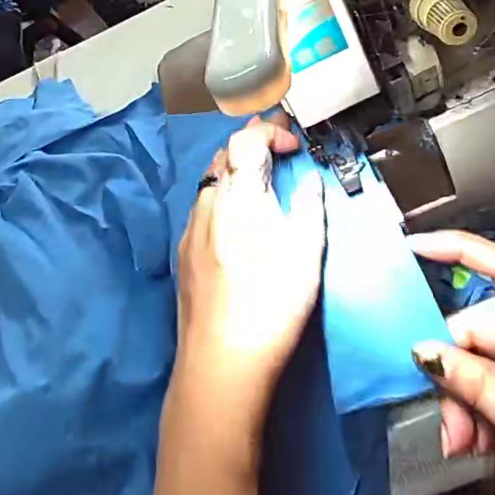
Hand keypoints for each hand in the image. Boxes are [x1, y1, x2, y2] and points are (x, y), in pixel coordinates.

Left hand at [174, 115, 325, 408]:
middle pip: (224, 155)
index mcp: (239, 195)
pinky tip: (238, 215)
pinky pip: (204, 205)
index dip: (270, 132)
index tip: (294, 146)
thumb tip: (309, 179)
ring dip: (237, 167)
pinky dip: (224, 193)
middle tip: (279, 145)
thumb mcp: (307, 249)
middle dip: (253, 142)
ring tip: (261, 174)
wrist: (222, 362)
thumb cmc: (273, 301)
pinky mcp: (185, 254)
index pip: (245, 140)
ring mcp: (191, 230)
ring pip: (211, 180)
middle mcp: (208, 204)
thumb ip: (309, 204)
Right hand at [406, 230, 494, 494]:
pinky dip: (484, 417)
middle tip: (447, 426)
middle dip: (456, 373)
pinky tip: (479, 449)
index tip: (417, 246)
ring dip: (467, 403)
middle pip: (485, 332)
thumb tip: (424, 352)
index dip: (460, 248)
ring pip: (488, 366)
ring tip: (462, 446)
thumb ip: (478, 384)